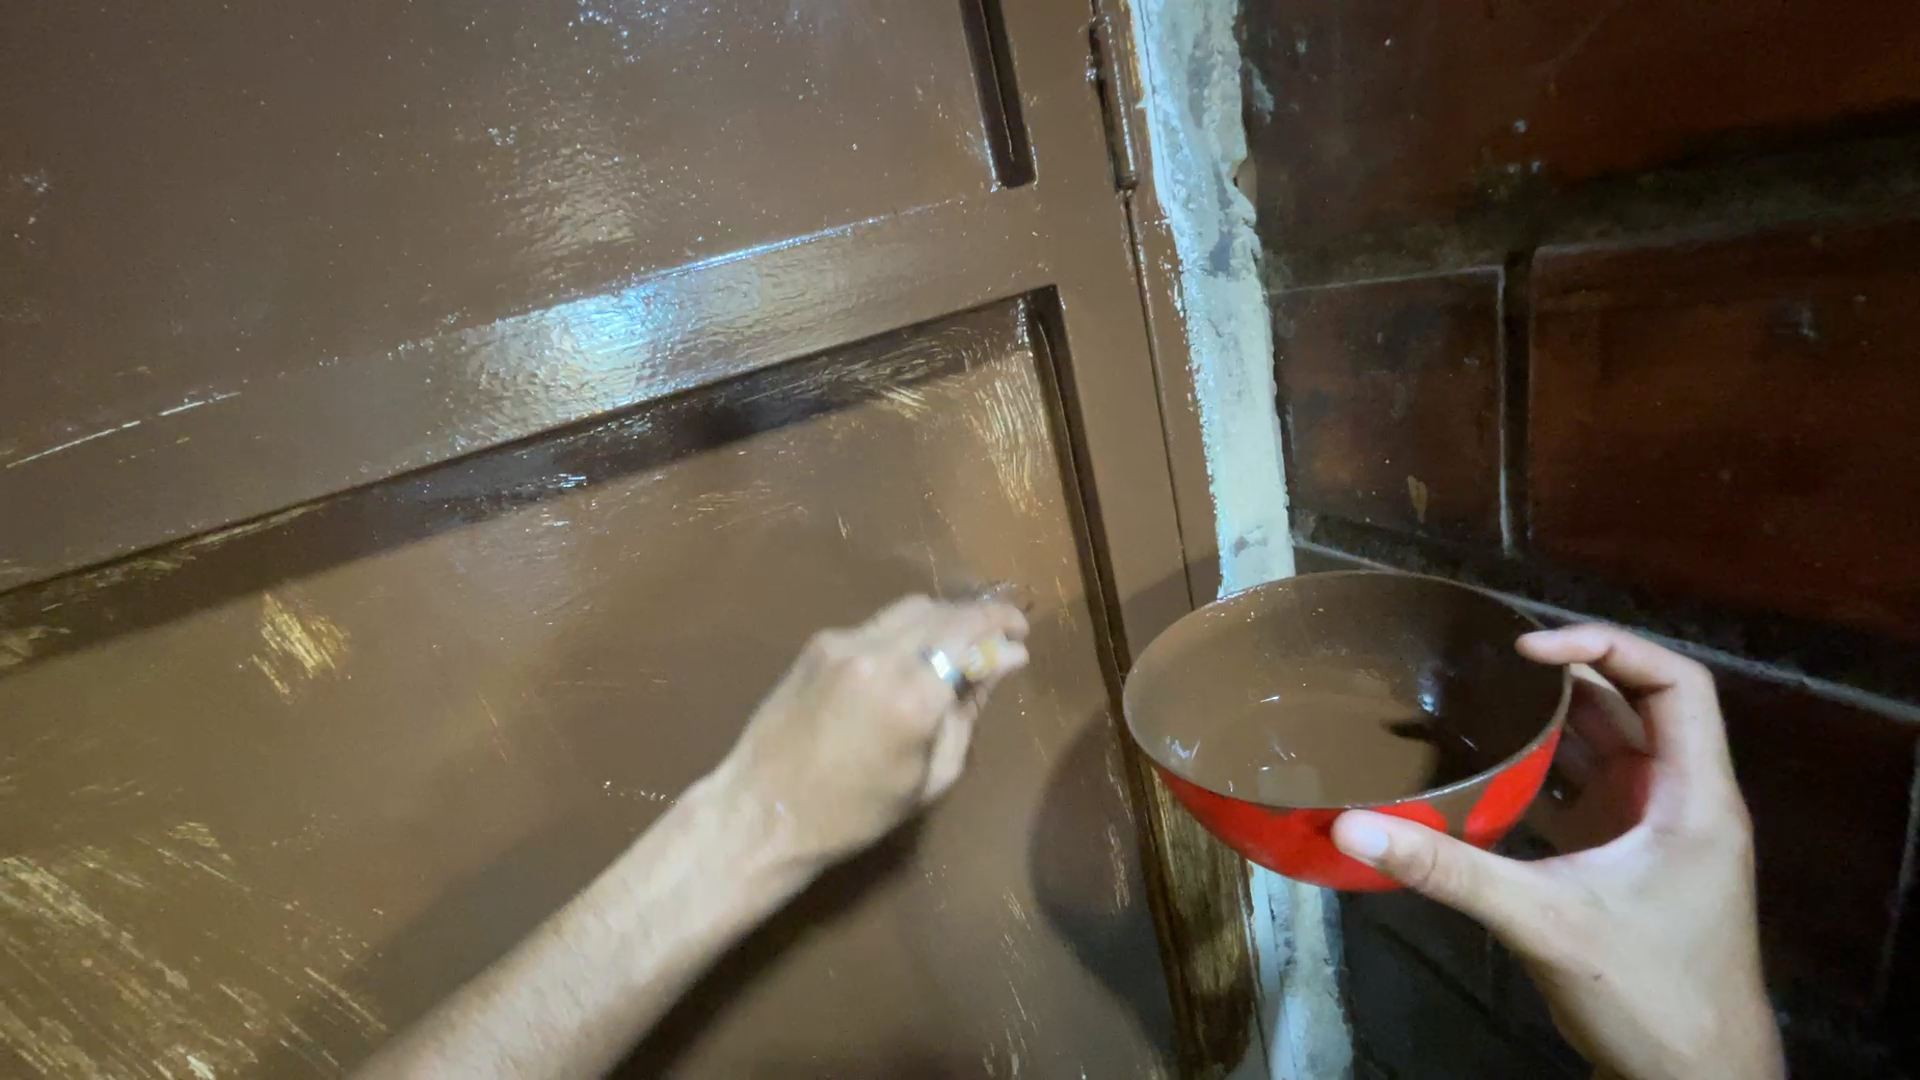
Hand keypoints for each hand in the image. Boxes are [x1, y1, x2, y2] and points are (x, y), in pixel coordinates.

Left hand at [713, 594, 1029, 865]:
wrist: (762, 811)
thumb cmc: (856, 813)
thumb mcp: (932, 776)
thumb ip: (970, 709)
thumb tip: (1007, 658)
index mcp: (913, 697)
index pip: (972, 634)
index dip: (1003, 625)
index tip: (1022, 633)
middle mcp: (880, 656)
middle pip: (944, 611)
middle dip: (978, 616)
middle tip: (999, 637)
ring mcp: (844, 643)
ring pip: (911, 608)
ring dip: (943, 619)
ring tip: (957, 646)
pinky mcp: (820, 643)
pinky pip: (878, 625)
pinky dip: (905, 633)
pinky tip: (908, 661)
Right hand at [1332, 624, 1782, 1079]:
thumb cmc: (1648, 994)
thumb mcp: (1540, 921)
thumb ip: (1444, 868)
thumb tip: (1350, 824)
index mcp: (1689, 799)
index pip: (1677, 686)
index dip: (1605, 647)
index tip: (1524, 650)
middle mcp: (1674, 799)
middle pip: (1629, 703)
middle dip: (1559, 673)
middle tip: (1477, 660)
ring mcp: (1644, 825)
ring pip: (1600, 741)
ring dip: (1543, 714)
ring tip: (1468, 692)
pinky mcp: (1613, 850)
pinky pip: (1573, 780)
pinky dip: (1530, 758)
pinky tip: (1476, 757)